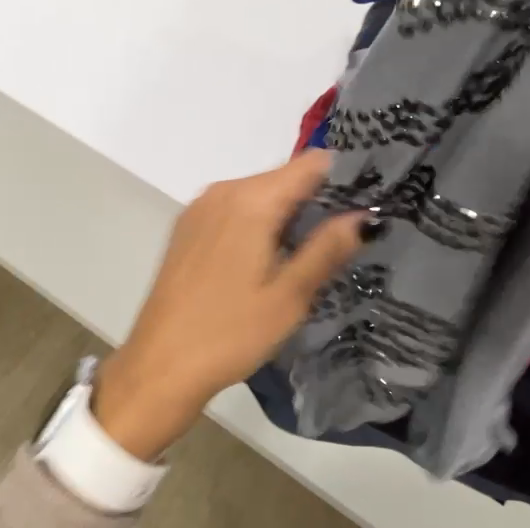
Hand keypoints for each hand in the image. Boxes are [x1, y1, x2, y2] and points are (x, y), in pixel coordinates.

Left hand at [92, 151, 364, 459]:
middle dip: (316, 199)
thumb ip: (327, 248)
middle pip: (283, 177)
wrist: (160, 365)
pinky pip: (234, 208)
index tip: (369, 203)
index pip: (309, 164)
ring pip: (258, 193)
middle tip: (346, 239)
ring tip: (313, 253)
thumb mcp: (289, 296)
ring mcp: (200, 206)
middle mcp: (222, 190)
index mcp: (250, 199)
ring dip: (287, 214)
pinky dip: (258, 222)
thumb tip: (366, 214)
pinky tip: (269, 260)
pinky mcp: (188, 226)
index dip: (343, 178)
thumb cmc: (230, 333)